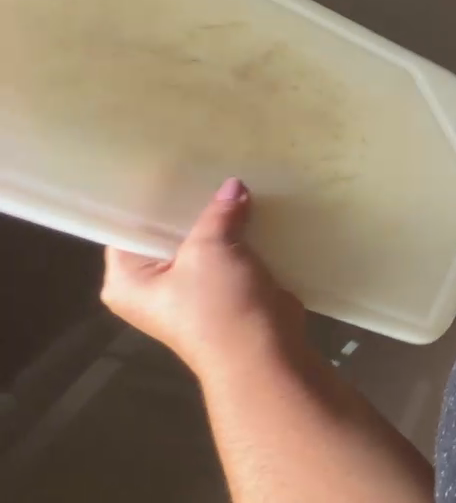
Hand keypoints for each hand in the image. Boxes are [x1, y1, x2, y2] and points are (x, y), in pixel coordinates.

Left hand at [101, 178, 305, 378]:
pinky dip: (244, 237)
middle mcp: (152, 285)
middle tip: (219, 175)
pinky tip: (263, 216)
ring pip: (205, 244)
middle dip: (197, 209)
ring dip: (226, 223)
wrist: (259, 347)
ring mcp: (190, 289)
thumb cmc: (216, 304)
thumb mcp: (211, 252)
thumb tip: (233, 185)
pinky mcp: (225, 289)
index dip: (153, 203)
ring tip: (246, 190)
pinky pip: (230, 255)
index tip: (180, 173)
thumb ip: (218, 215)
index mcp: (127, 281)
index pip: (129, 231)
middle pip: (171, 236)